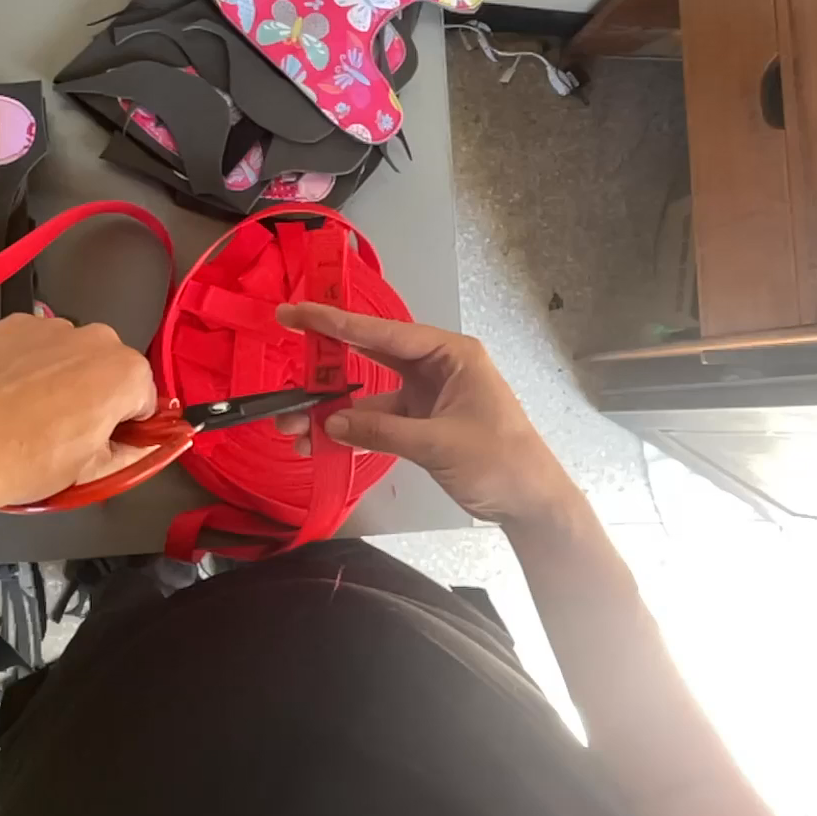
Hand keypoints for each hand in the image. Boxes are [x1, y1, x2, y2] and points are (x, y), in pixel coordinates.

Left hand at [0, 314, 156, 537]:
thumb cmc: (23, 462)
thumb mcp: (90, 472)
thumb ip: (136, 452)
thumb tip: (158, 441)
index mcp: (127, 373)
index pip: (145, 400)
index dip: (125, 427)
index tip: (98, 445)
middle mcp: (96, 337)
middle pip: (111, 370)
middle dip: (97, 397)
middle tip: (62, 434)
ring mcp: (50, 325)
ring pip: (73, 356)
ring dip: (63, 378)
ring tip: (24, 415)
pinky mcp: (11, 323)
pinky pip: (37, 345)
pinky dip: (29, 366)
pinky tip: (1, 396)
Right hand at [274, 302, 586, 529]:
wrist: (531, 503)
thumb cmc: (500, 462)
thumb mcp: (439, 443)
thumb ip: (382, 431)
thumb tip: (330, 423)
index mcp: (451, 354)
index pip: (386, 333)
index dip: (337, 323)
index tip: (298, 312)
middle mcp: (435, 366)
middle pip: (371, 354)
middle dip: (327, 356)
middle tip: (285, 336)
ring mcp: (426, 395)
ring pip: (368, 394)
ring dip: (331, 409)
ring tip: (289, 423)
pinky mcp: (420, 423)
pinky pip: (377, 421)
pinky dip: (350, 432)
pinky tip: (318, 442)